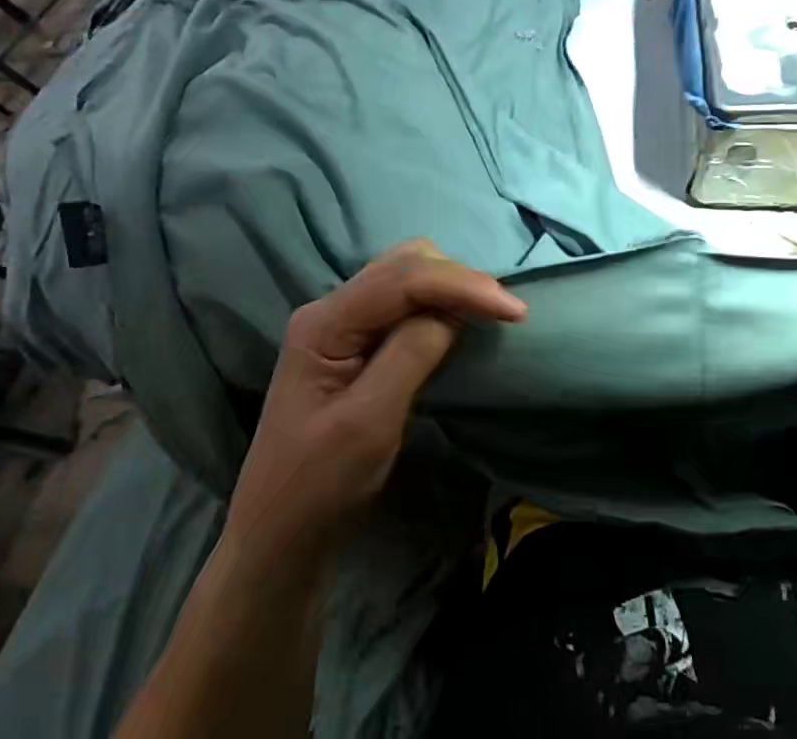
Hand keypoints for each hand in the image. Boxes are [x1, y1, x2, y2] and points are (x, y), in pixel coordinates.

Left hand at [230, 241, 526, 533]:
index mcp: (325, 323)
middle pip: (404, 264)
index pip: (402, 280)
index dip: (462, 285)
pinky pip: (404, 304)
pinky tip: (459, 322)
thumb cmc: (320, 483)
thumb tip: (456, 311)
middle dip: (459, 278)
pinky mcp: (356, 343)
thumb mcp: (369, 421)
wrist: (281, 531)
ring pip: (406, 277)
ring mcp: (342, 325)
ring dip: (451, 287)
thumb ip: (411, 354)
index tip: (515, 312)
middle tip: (503, 313)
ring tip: (489, 314)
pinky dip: (439, 304)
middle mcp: (331, 310)